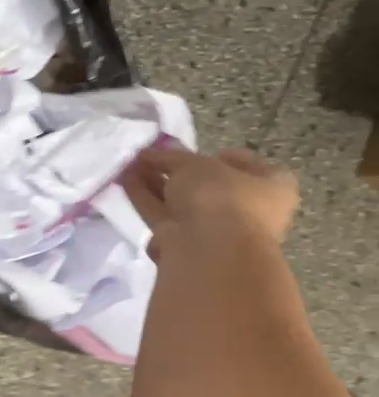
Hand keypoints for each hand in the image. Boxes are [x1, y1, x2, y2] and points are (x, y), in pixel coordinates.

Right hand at [121, 147, 299, 251]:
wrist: (209, 247)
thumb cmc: (222, 197)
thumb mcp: (197, 164)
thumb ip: (175, 156)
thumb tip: (158, 149)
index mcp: (272, 186)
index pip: (249, 166)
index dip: (221, 156)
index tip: (195, 150)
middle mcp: (246, 207)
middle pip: (208, 184)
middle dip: (178, 170)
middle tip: (151, 156)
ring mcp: (213, 224)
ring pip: (180, 198)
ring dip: (156, 182)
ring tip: (129, 165)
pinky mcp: (182, 237)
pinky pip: (160, 211)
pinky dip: (143, 195)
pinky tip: (125, 180)